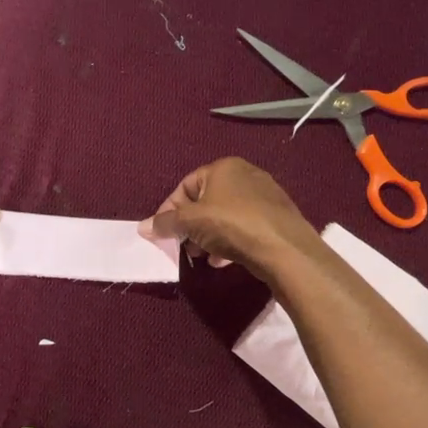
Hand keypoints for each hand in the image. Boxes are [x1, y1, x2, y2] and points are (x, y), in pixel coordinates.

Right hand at [138, 157, 321, 280]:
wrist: (285, 249)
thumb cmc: (232, 225)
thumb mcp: (190, 222)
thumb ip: (165, 223)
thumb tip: (143, 227)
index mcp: (223, 167)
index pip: (185, 185)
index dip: (169, 210)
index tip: (162, 232)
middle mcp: (245, 175)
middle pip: (204, 201)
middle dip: (190, 226)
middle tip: (184, 246)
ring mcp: (264, 196)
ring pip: (223, 216)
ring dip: (207, 236)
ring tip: (203, 256)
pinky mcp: (275, 217)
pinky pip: (242, 226)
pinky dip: (228, 240)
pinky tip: (223, 259)